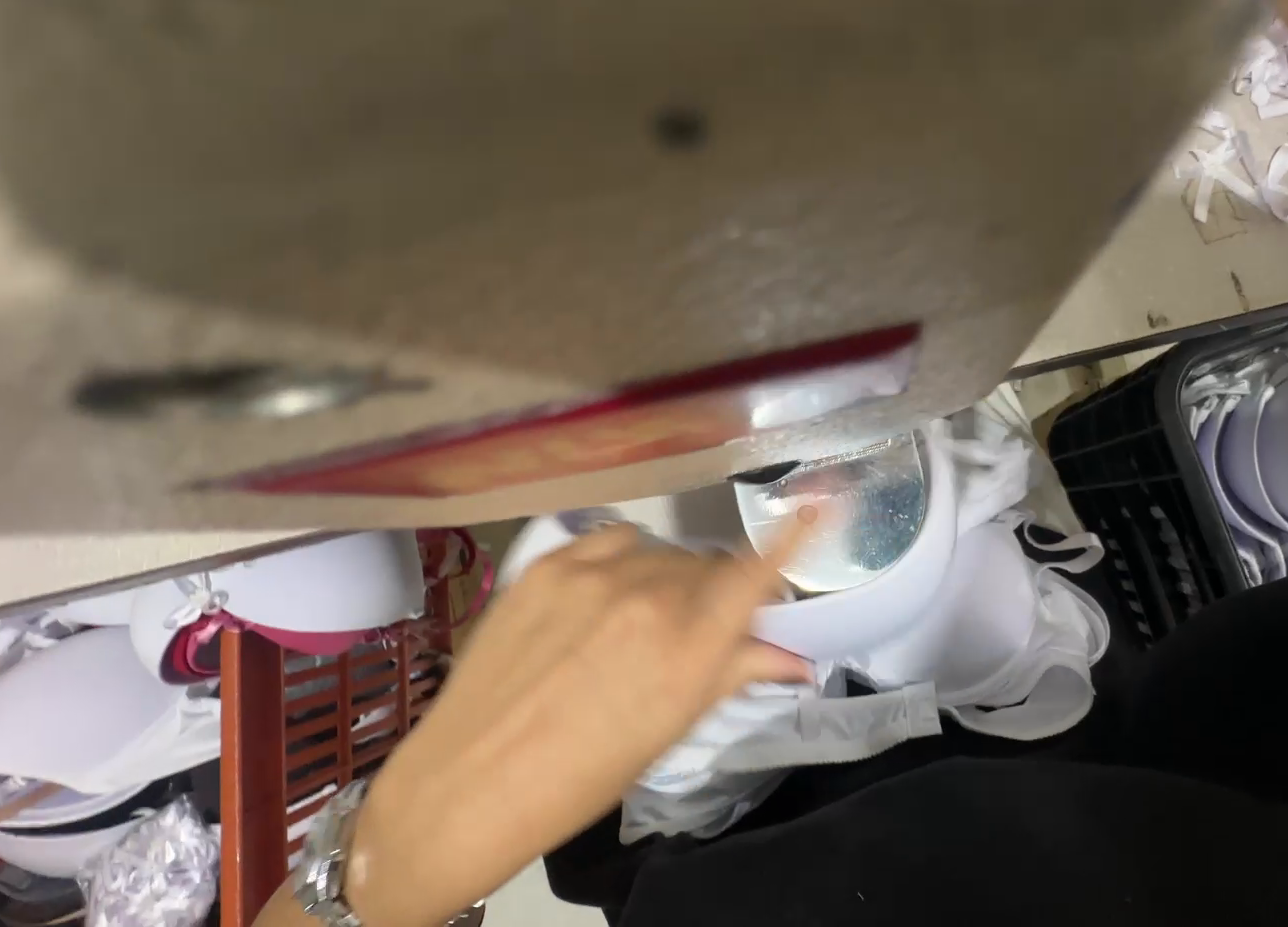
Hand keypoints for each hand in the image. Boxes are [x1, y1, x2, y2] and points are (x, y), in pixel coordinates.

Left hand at [342, 525, 810, 926]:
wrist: (465, 785)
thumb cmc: (586, 772)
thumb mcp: (673, 725)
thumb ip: (740, 672)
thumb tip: (800, 660)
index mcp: (691, 645)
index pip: (759, 570)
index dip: (796, 534)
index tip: (822, 502)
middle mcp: (652, 594)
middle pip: (712, 565)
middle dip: (717, 590)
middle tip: (694, 628)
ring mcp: (596, 572)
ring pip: (666, 551)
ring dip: (671, 574)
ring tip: (639, 618)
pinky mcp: (549, 562)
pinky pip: (616, 539)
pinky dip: (626, 559)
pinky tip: (607, 593)